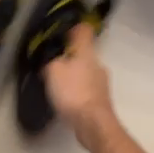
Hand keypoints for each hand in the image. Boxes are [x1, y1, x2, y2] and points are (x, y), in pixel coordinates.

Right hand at [45, 25, 114, 140]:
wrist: (93, 124)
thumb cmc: (73, 92)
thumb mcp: (53, 70)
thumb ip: (51, 61)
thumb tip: (51, 60)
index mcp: (87, 52)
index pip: (84, 31)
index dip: (74, 28)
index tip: (62, 31)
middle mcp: (98, 64)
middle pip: (84, 53)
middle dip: (70, 57)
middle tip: (53, 63)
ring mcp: (102, 83)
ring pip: (86, 72)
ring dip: (74, 76)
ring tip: (58, 85)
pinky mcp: (101, 100)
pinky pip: (86, 89)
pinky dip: (77, 91)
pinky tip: (67, 100)